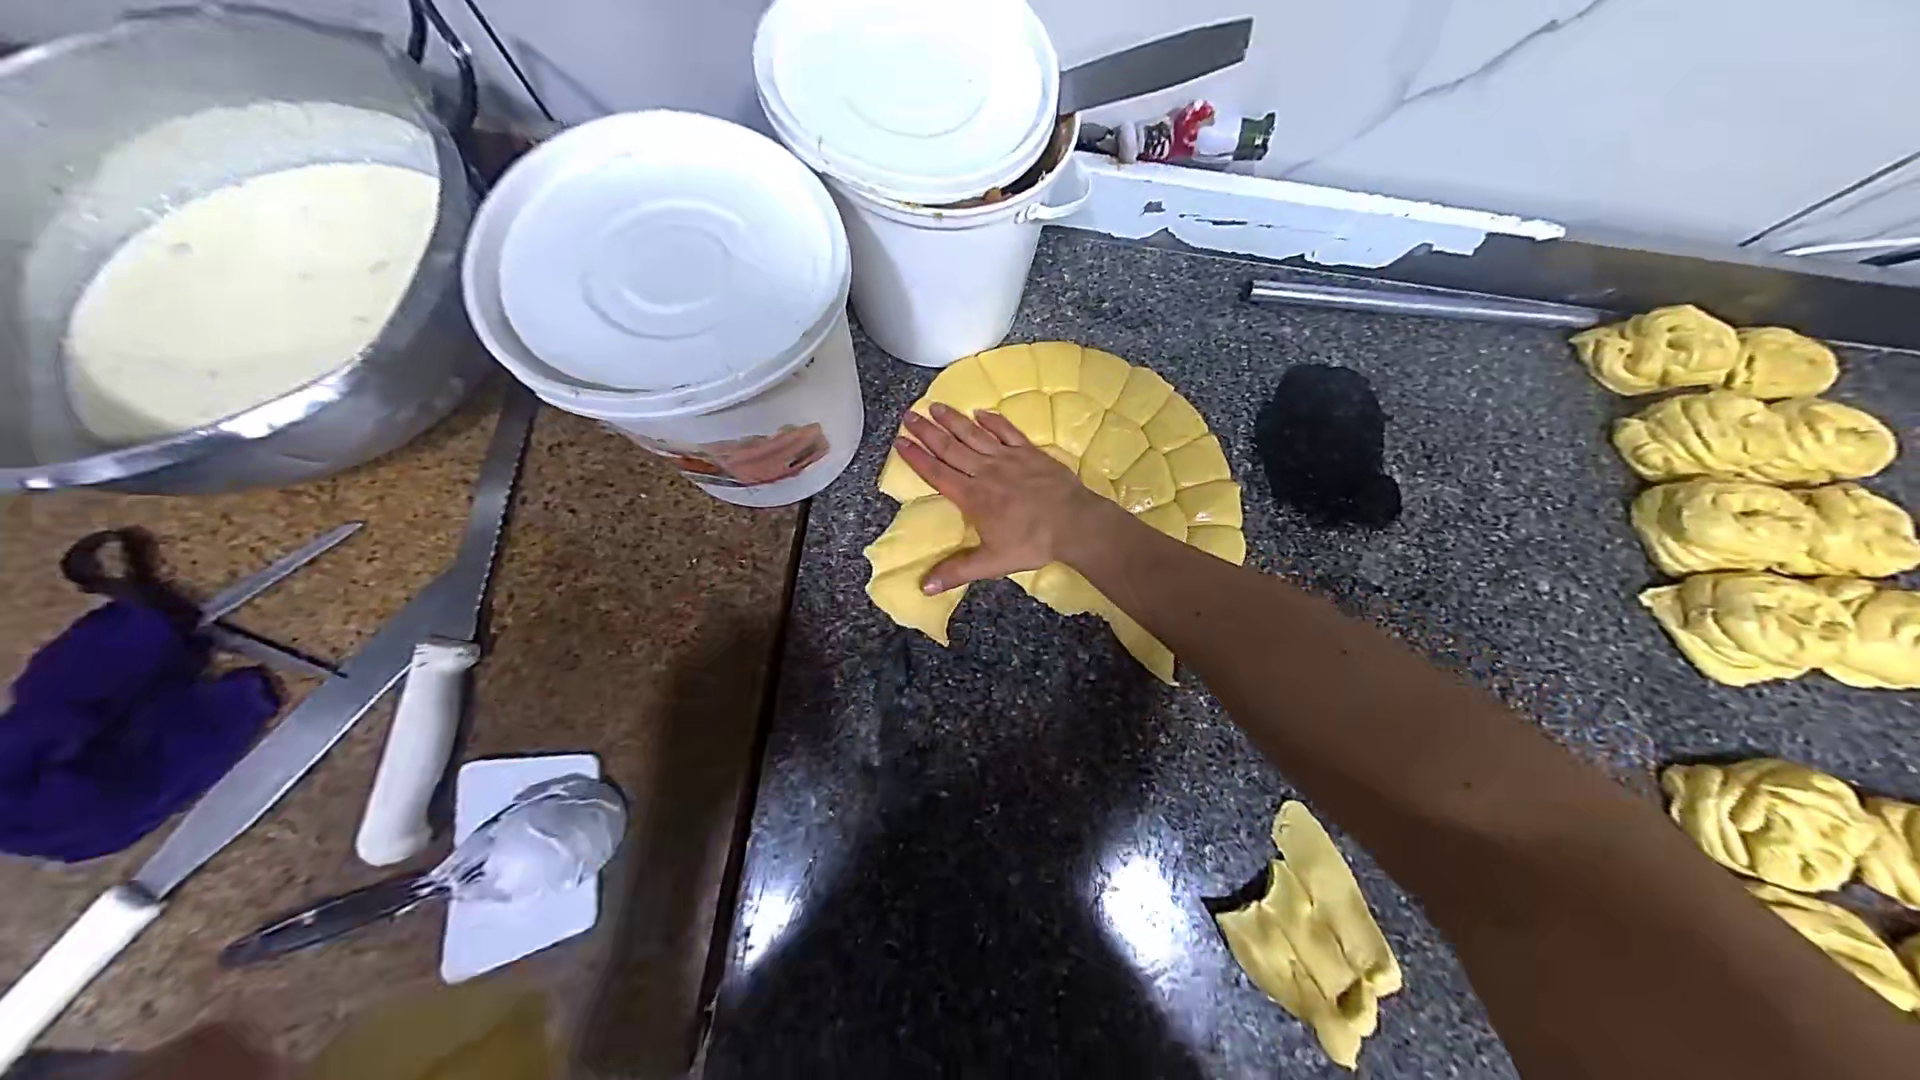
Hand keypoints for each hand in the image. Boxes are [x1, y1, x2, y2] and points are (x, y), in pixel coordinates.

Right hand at [894, 403, 1119, 593]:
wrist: (1074, 523)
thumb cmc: (1032, 543)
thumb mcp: (992, 562)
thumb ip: (957, 571)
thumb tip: (924, 587)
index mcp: (972, 496)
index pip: (937, 473)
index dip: (916, 458)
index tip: (900, 442)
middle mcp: (986, 472)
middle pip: (950, 448)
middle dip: (927, 431)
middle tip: (909, 416)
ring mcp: (1008, 458)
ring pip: (974, 435)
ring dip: (953, 420)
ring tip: (935, 406)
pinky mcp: (1029, 452)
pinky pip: (1007, 431)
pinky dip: (993, 421)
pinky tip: (981, 412)